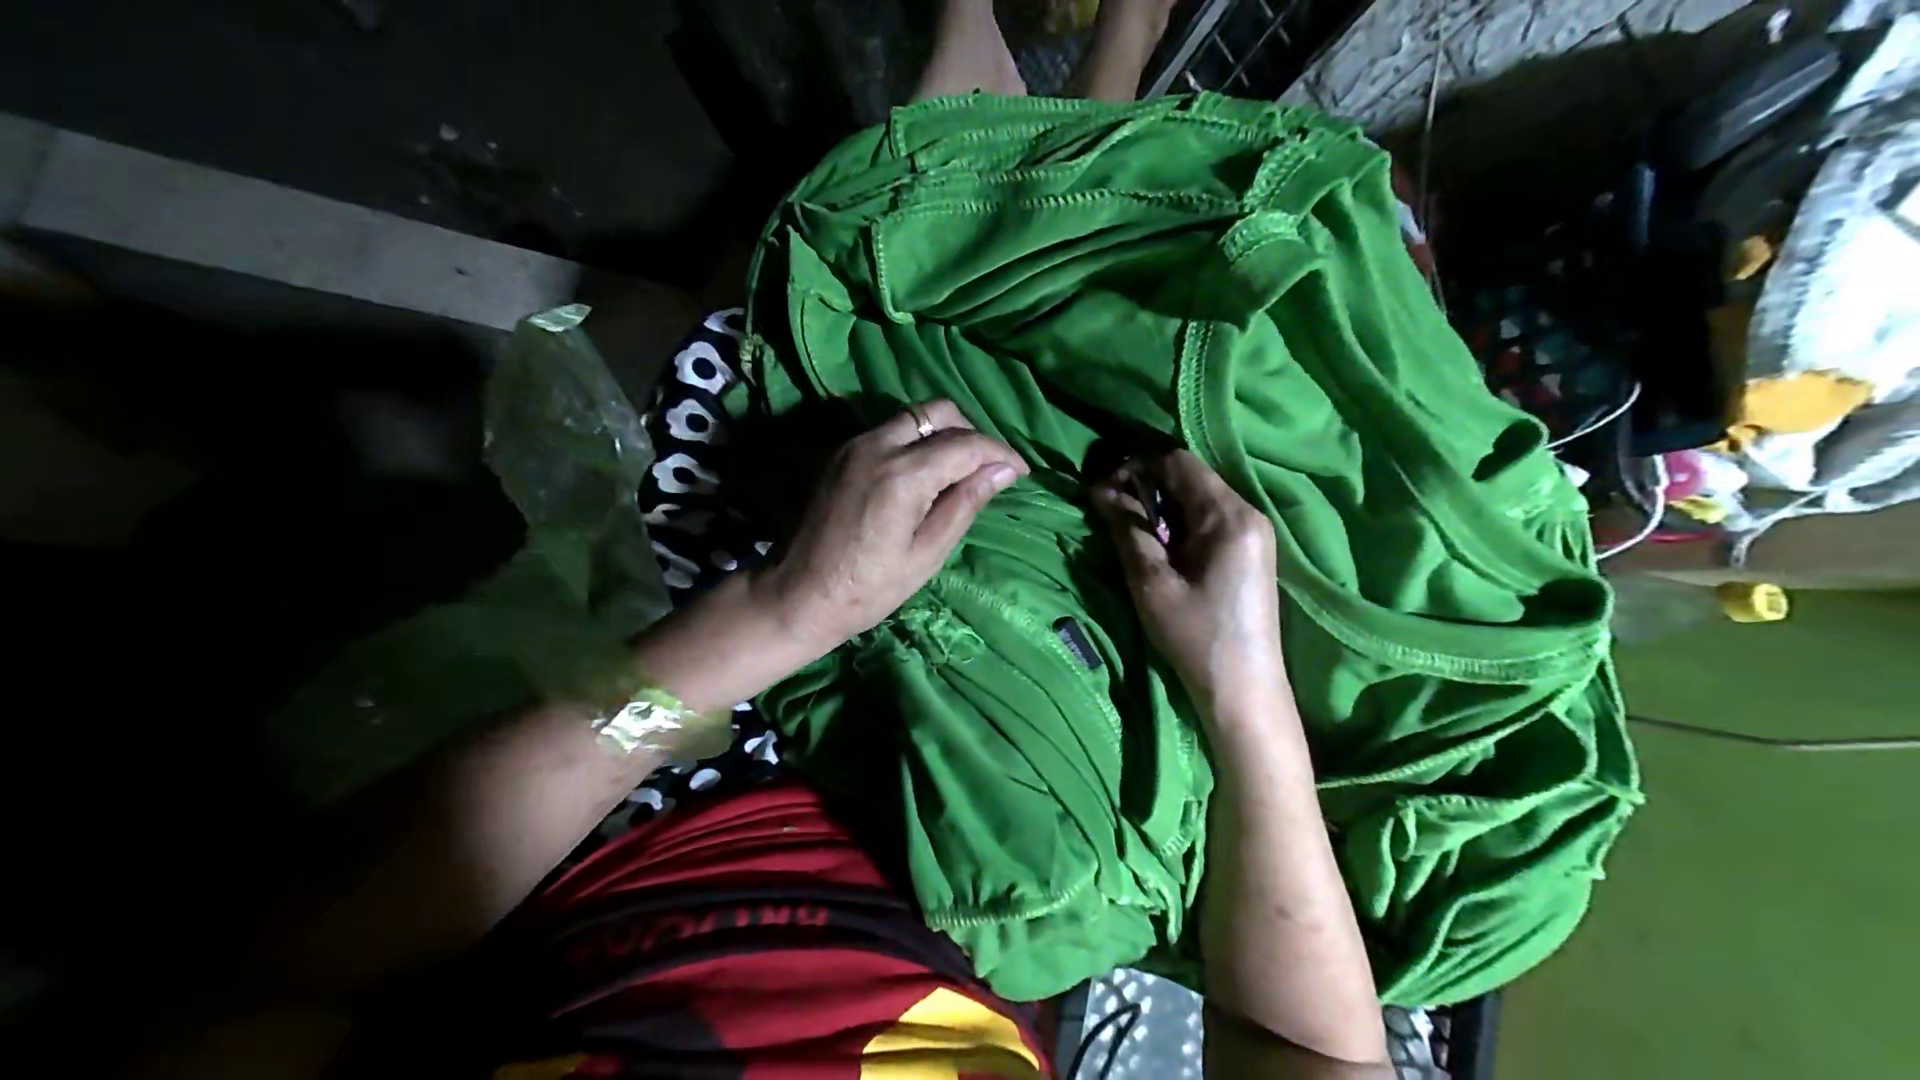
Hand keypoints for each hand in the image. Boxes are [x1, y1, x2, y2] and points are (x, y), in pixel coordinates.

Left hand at [757, 400, 1028, 650]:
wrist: (801, 593)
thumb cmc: (870, 588)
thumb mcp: (927, 553)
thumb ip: (965, 503)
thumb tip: (1003, 471)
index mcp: (902, 475)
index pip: (966, 444)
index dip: (1000, 453)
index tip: (1020, 472)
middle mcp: (877, 445)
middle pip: (939, 412)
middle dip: (972, 433)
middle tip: (987, 468)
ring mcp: (855, 445)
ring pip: (913, 417)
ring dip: (944, 434)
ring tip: (959, 472)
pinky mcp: (842, 452)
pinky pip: (891, 430)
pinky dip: (917, 441)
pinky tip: (924, 475)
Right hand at [1091, 450, 1287, 717]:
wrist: (1243, 688)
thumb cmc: (1194, 635)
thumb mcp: (1151, 581)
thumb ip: (1127, 528)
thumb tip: (1100, 488)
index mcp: (1229, 516)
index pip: (1178, 462)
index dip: (1136, 467)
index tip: (1104, 490)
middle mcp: (1249, 513)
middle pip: (1191, 477)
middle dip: (1147, 487)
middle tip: (1114, 515)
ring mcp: (1254, 532)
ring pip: (1199, 497)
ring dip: (1162, 508)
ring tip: (1137, 538)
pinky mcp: (1251, 550)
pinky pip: (1210, 518)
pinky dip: (1180, 523)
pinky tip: (1164, 551)